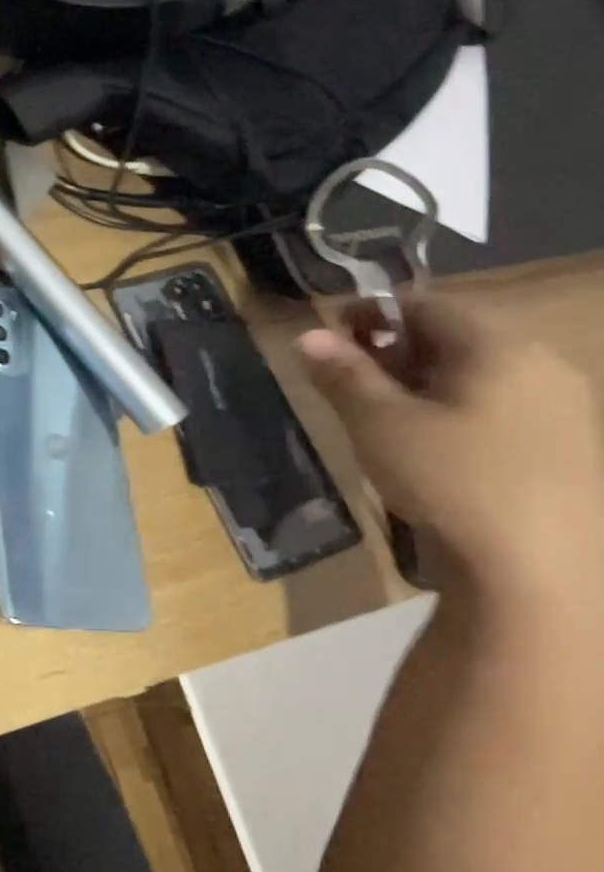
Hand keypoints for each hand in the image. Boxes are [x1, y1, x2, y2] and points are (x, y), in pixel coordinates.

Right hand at [297, 295, 603, 585]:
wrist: (534, 567)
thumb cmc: (448, 479)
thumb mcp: (377, 423)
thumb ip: (343, 374)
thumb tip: (307, 335)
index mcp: (500, 348)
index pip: (429, 304)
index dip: (372, 313)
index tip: (330, 338)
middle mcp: (543, 364)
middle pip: (457, 337)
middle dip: (397, 349)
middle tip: (348, 379)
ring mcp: (563, 406)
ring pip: (479, 373)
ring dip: (424, 380)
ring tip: (381, 414)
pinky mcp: (565, 445)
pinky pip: (501, 404)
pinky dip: (457, 407)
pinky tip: (430, 443)